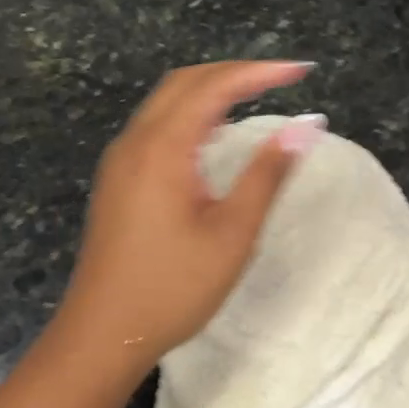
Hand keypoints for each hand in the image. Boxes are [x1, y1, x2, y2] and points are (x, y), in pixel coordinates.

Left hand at [58, 61, 324, 355]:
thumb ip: (269, 173)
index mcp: (163, 146)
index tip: (301, 72)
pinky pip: (157, 122)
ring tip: (255, 95)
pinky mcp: (118, 177)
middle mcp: (136, 140)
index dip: (260, 72)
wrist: (101, 335)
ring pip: (168, 99)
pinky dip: (191, 110)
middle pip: (187, 81)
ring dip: (211, 88)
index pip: (215, 85)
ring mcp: (121, 158)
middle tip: (281, 78)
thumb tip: (307, 124)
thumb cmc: (172, 287)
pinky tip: (214, 133)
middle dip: (235, 71)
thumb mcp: (233, 233)